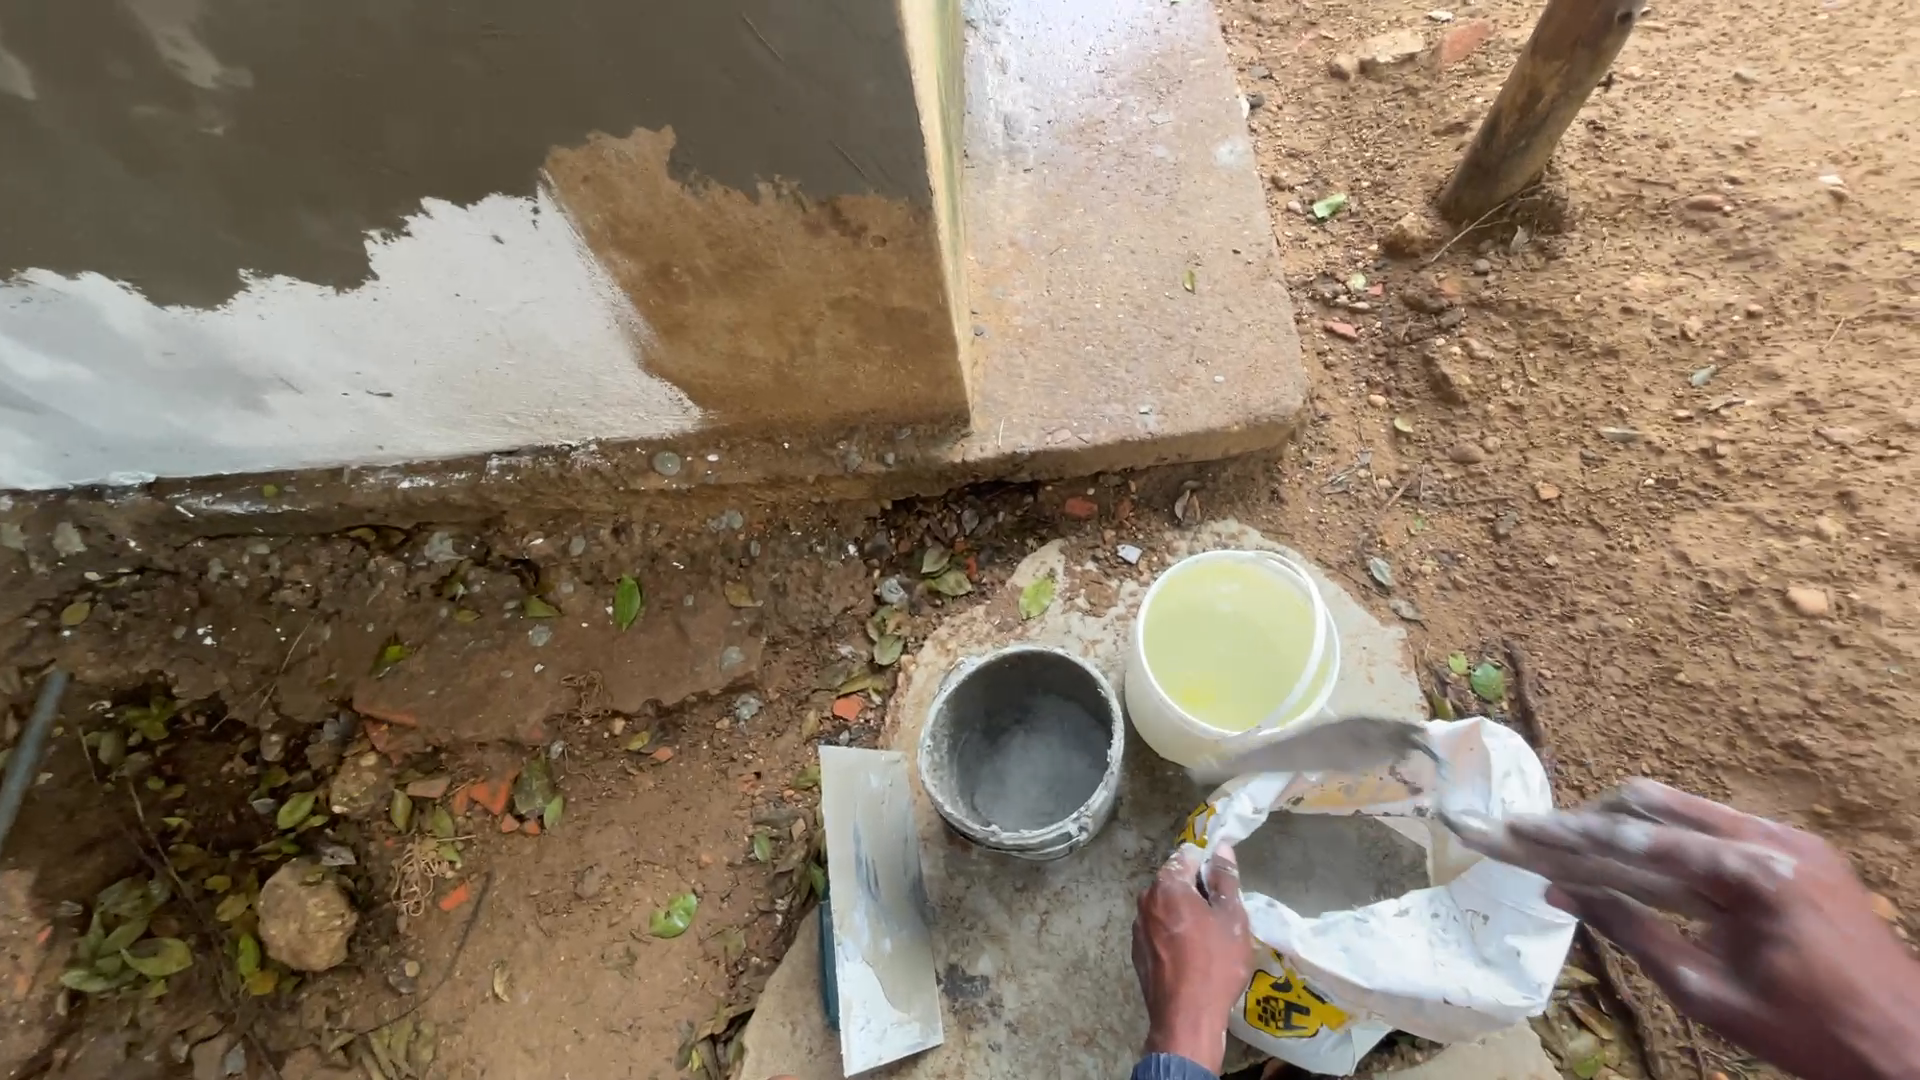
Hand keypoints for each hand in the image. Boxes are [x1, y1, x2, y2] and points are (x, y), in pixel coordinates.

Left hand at [1132, 843, 1253, 1073]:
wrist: (1185, 1017)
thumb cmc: (1214, 963)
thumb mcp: (1231, 919)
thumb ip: (1225, 879)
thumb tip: (1221, 847)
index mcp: (1167, 884)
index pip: (1187, 856)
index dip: (1208, 865)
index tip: (1224, 884)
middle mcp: (1146, 897)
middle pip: (1175, 881)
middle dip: (1196, 891)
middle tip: (1221, 916)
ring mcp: (1138, 924)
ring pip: (1165, 907)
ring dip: (1184, 914)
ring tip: (1208, 939)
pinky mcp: (1137, 949)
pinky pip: (1158, 930)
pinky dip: (1173, 934)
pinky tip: (1190, 956)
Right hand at [1448, 779, 1919, 1079]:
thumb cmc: (1811, 1035)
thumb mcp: (1705, 991)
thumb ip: (1628, 930)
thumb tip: (1554, 890)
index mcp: (1755, 876)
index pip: (1636, 839)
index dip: (1568, 834)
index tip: (1517, 828)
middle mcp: (1770, 840)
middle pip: (1648, 802)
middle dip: (1587, 819)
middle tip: (1541, 838)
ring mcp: (1787, 838)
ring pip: (1672, 804)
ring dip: (1618, 823)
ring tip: (1576, 846)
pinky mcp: (1794, 847)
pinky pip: (1703, 821)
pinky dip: (1657, 833)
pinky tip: (1632, 857)